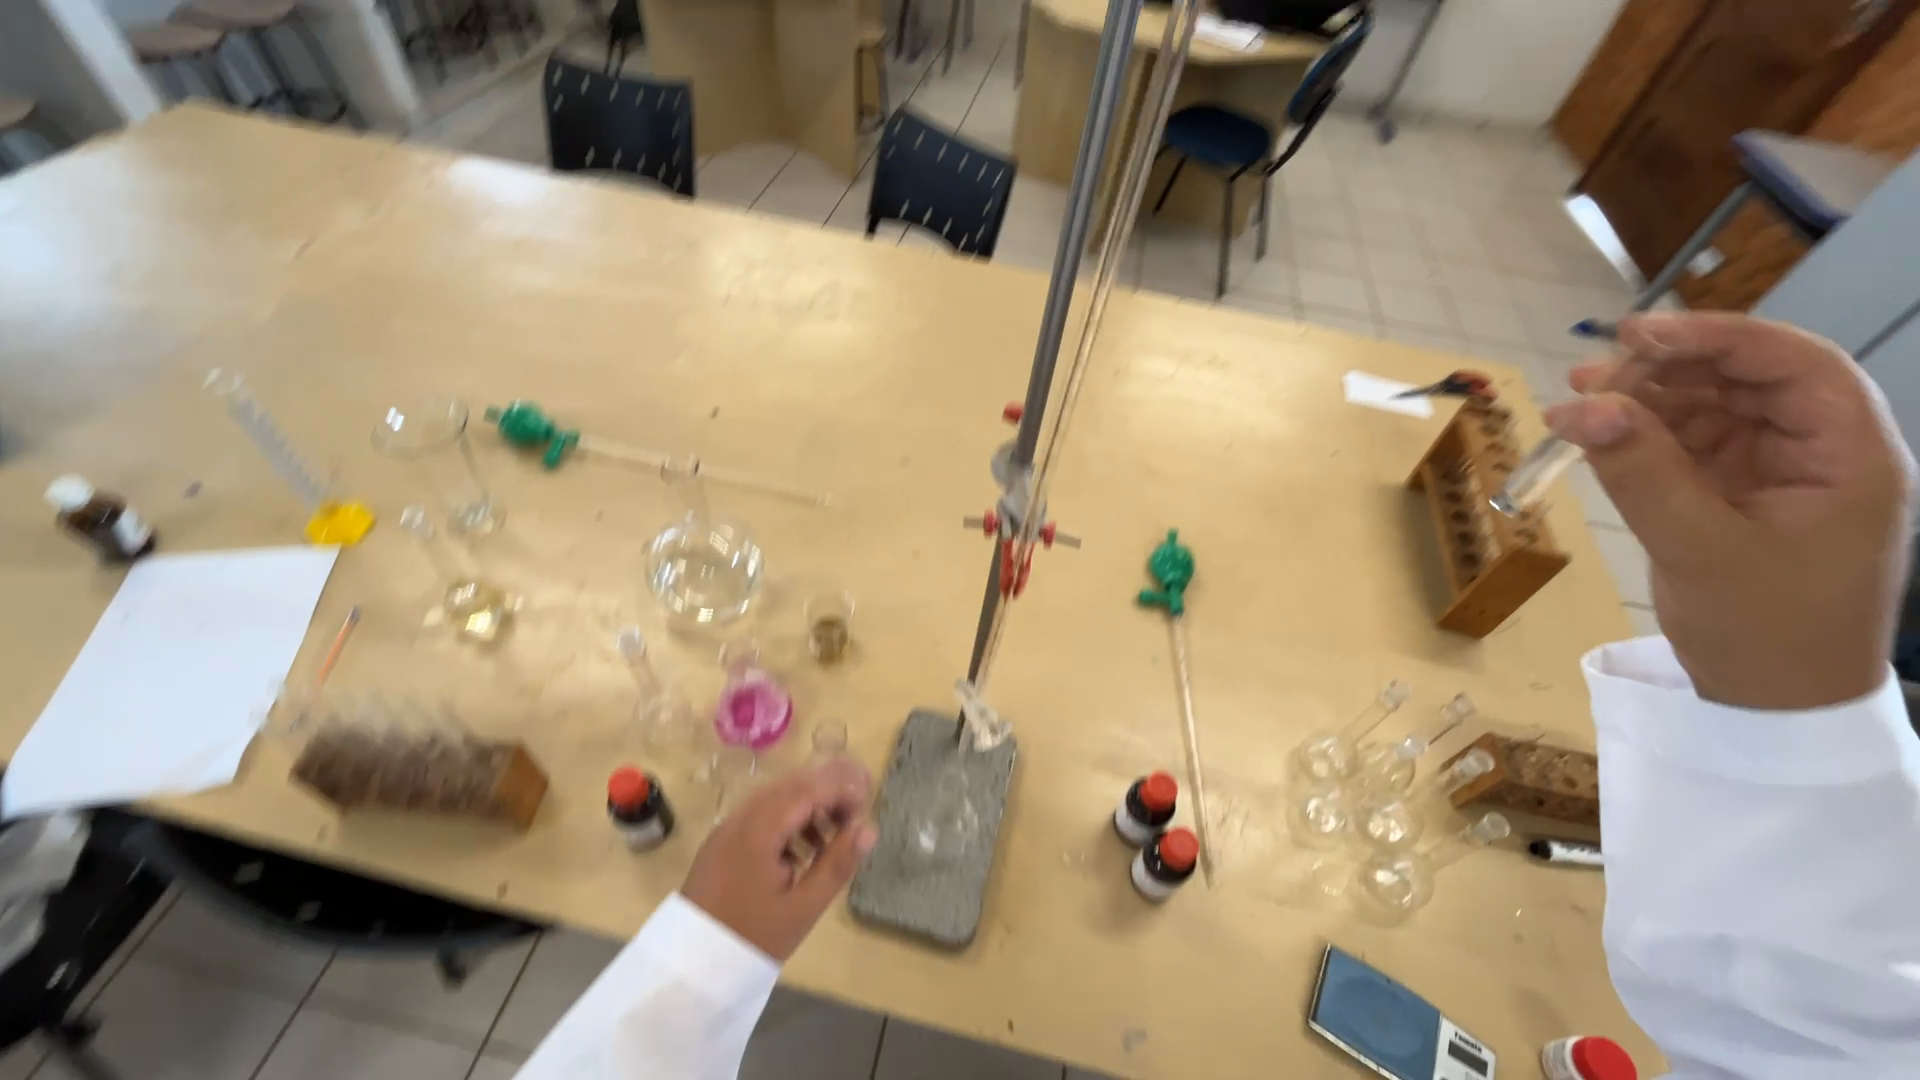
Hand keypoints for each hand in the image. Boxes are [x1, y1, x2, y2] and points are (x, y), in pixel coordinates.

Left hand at [681, 756, 877, 960]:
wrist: (691, 969)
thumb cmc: (752, 939)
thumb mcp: (802, 908)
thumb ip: (837, 864)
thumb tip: (869, 828)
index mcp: (758, 829)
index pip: (808, 788)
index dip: (842, 788)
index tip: (868, 805)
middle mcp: (740, 818)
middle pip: (792, 785)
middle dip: (829, 791)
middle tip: (857, 813)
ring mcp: (728, 828)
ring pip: (777, 798)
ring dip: (810, 806)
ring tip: (835, 836)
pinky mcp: (723, 843)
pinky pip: (762, 815)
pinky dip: (789, 821)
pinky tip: (805, 851)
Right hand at [1545, 312, 1914, 709]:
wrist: (1772, 700)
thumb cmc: (1763, 630)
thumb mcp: (1699, 549)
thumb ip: (1641, 473)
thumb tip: (1580, 408)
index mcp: (1850, 457)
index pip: (1794, 367)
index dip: (1716, 339)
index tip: (1634, 335)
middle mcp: (1816, 453)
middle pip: (1745, 381)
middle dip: (1666, 371)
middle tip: (1586, 377)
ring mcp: (1771, 474)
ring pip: (1707, 410)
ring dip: (1642, 402)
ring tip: (1574, 403)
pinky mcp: (1730, 496)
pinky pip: (1682, 447)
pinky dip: (1637, 437)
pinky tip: (1594, 435)